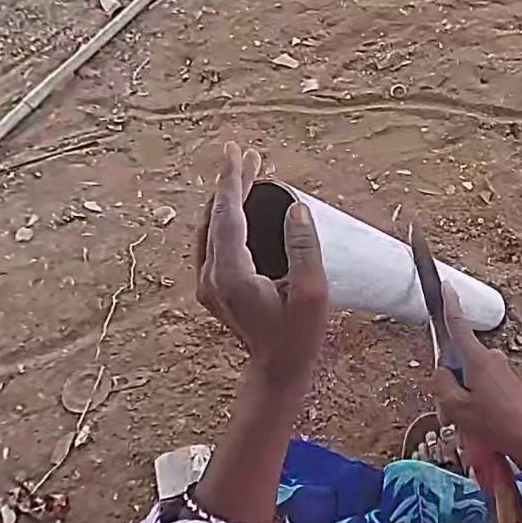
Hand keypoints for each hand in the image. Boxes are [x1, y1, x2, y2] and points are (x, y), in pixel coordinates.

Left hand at [195, 143, 328, 385]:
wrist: (277, 369)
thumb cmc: (299, 335)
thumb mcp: (313, 292)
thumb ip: (304, 248)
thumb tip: (295, 208)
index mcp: (232, 275)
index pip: (228, 216)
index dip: (234, 181)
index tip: (240, 153)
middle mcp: (211, 277)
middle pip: (216, 217)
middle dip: (232, 184)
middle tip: (251, 156)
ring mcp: (208, 283)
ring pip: (211, 228)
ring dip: (227, 199)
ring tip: (249, 174)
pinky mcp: (212, 288)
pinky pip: (212, 241)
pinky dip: (225, 218)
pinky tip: (240, 209)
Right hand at [429, 283, 521, 471]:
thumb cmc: (494, 423)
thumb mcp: (455, 406)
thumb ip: (442, 384)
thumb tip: (441, 372)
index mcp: (477, 358)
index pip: (458, 325)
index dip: (450, 304)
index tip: (446, 285)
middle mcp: (492, 358)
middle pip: (461, 358)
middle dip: (452, 379)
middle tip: (452, 409)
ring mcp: (503, 370)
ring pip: (472, 375)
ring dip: (465, 395)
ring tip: (469, 422)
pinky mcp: (510, 382)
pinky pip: (485, 385)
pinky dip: (478, 400)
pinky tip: (482, 422)